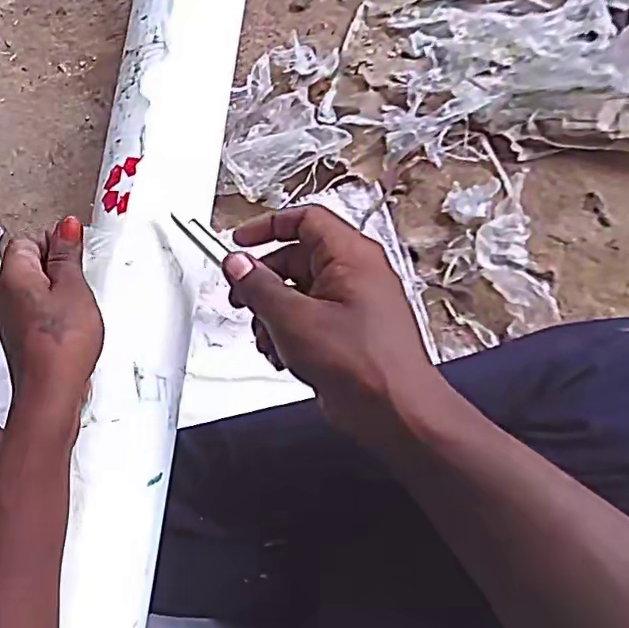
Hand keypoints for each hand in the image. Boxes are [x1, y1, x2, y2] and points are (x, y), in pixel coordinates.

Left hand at [0, 217, 103, 415]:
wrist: (50, 392)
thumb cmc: (59, 345)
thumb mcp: (74, 287)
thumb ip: (68, 254)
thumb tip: (65, 227)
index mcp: (12, 276)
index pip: (28, 241)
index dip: (55, 244)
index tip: (74, 254)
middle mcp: (3, 297)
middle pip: (28, 266)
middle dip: (55, 269)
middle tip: (76, 283)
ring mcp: (8, 320)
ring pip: (32, 291)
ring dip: (55, 295)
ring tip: (74, 309)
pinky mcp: (18, 339)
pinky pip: (34, 314)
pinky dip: (51, 316)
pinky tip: (67, 328)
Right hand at [222, 206, 443, 447]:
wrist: (390, 407)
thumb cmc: (362, 363)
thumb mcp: (292, 318)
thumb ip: (258, 286)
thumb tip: (238, 263)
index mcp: (351, 257)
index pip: (305, 220)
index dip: (267, 226)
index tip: (239, 241)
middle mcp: (354, 275)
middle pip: (293, 260)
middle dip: (261, 283)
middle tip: (240, 297)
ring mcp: (350, 303)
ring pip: (294, 293)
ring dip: (270, 315)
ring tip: (267, 336)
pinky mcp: (344, 330)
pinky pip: (304, 318)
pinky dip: (285, 333)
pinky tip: (282, 354)